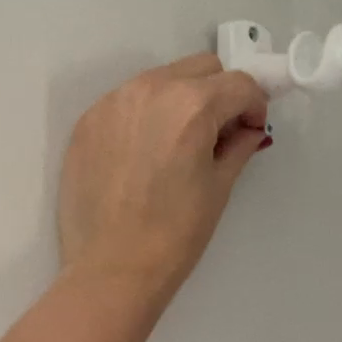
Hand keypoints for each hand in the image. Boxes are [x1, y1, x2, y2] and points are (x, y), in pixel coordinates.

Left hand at [57, 52, 268, 297]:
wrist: (111, 271)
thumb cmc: (173, 237)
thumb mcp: (218, 190)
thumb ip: (237, 147)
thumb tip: (247, 131)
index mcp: (191, 105)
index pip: (239, 83)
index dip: (254, 106)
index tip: (250, 131)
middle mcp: (150, 89)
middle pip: (200, 70)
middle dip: (218, 95)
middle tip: (217, 136)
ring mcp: (113, 102)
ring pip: (160, 81)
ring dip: (179, 102)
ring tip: (176, 149)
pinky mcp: (87, 122)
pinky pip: (127, 103)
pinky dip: (144, 118)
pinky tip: (142, 158)